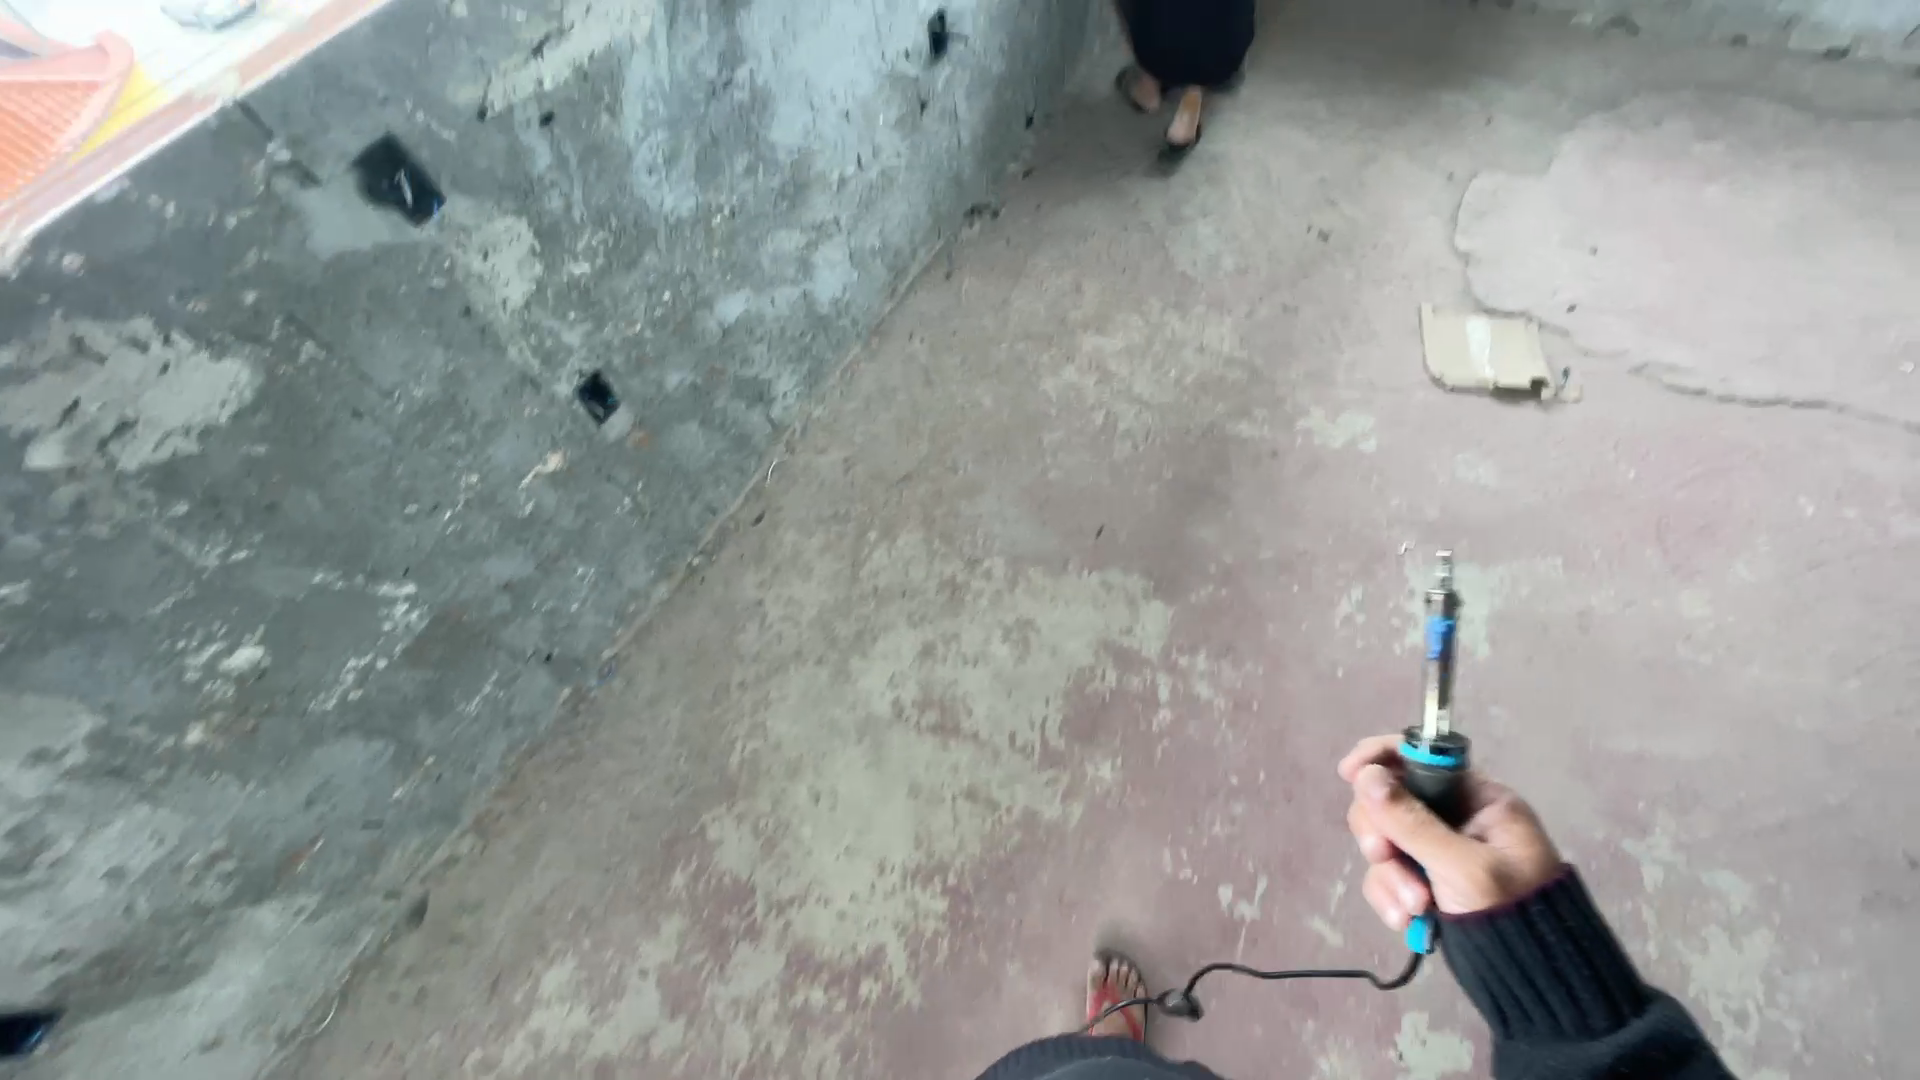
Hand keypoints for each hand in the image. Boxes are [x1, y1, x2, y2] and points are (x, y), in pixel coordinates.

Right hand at [1337, 734, 1562, 928]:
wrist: (1536, 982)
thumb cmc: (1515, 913)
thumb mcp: (1464, 867)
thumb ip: (1412, 821)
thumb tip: (1363, 775)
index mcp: (1475, 797)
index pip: (1418, 756)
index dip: (1379, 757)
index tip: (1350, 772)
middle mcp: (1452, 815)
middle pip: (1386, 798)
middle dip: (1380, 830)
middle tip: (1383, 855)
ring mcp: (1434, 847)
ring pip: (1381, 837)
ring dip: (1388, 872)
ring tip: (1413, 906)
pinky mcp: (1421, 877)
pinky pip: (1384, 871)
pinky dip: (1387, 893)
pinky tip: (1405, 918)